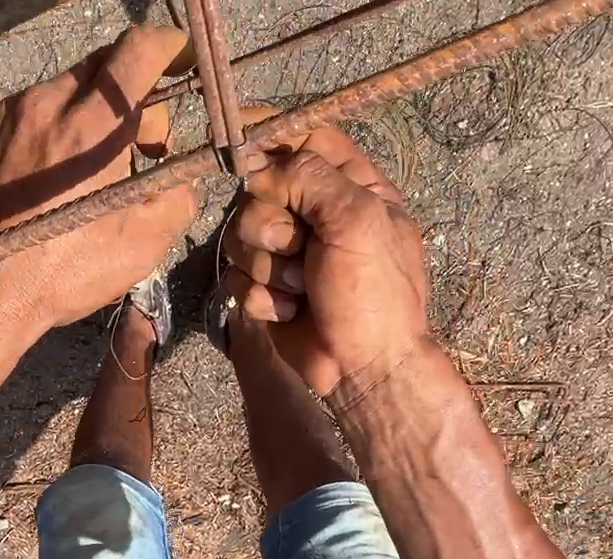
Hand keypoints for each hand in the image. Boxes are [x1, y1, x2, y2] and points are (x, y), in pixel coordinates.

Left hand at [0, 25, 197, 338]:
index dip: (169, 47)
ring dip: (90, 116)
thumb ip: (178, 195)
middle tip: (142, 145)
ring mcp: (10, 113)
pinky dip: (53, 130)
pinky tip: (54, 176)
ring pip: (65, 90)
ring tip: (94, 168)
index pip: (139, 51)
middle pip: (103, 66)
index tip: (181, 59)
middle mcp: (48, 103)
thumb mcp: (144, 244)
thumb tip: (180, 174)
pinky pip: (30, 112)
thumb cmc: (67, 271)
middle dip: (133, 96)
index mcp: (92, 125)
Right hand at [224, 126, 430, 396]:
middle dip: (272, 225)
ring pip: (240, 237)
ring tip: (301, 291)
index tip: (241, 142)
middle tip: (302, 251)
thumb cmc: (374, 293)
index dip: (271, 137)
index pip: (303, 138)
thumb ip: (310, 178)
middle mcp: (313, 215)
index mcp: (348, 187)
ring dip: (269, 268)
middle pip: (258, 191)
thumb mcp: (357, 220)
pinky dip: (262, 299)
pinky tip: (290, 313)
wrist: (363, 367)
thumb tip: (258, 161)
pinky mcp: (265, 291)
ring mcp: (286, 255)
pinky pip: (238, 280)